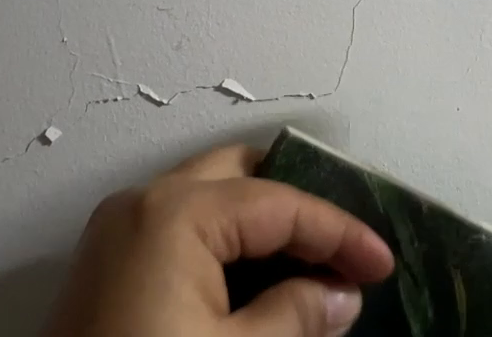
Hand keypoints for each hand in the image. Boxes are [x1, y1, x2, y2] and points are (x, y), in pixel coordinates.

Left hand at [43, 144, 395, 336]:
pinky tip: (259, 280)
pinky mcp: (109, 261)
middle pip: (240, 176)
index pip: (277, 202)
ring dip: (262, 224)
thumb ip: (295, 316)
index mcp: (174, 211)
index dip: (338, 231)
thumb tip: (340, 294)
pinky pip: (181, 226)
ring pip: (210, 196)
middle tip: (342, 246)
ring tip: (311, 263)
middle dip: (296, 205)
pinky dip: (226, 242)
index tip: (382, 262)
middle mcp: (142, 201)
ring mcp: (118, 229)